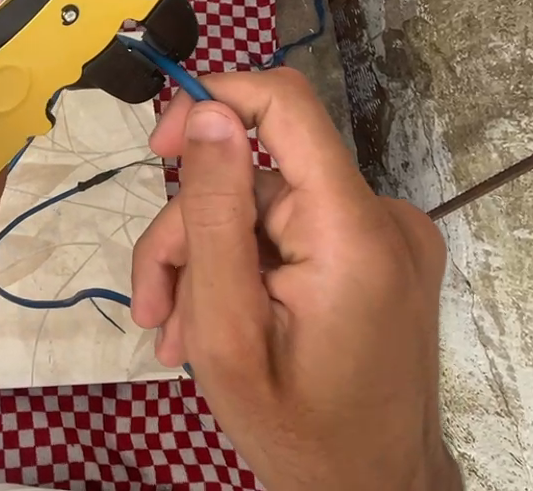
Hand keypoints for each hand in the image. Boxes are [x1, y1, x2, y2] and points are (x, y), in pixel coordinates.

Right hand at [131, 69, 458, 490]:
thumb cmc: (297, 433)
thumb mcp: (226, 331)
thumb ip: (212, 215)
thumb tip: (209, 112)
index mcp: (354, 230)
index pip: (285, 102)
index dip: (213, 99)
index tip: (159, 145)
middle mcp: (381, 216)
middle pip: (250, 175)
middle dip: (187, 230)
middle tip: (151, 301)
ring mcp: (381, 235)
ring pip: (255, 207)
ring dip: (203, 259)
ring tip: (174, 330)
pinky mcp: (370, 252)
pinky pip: (281, 230)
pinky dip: (238, 266)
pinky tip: (209, 322)